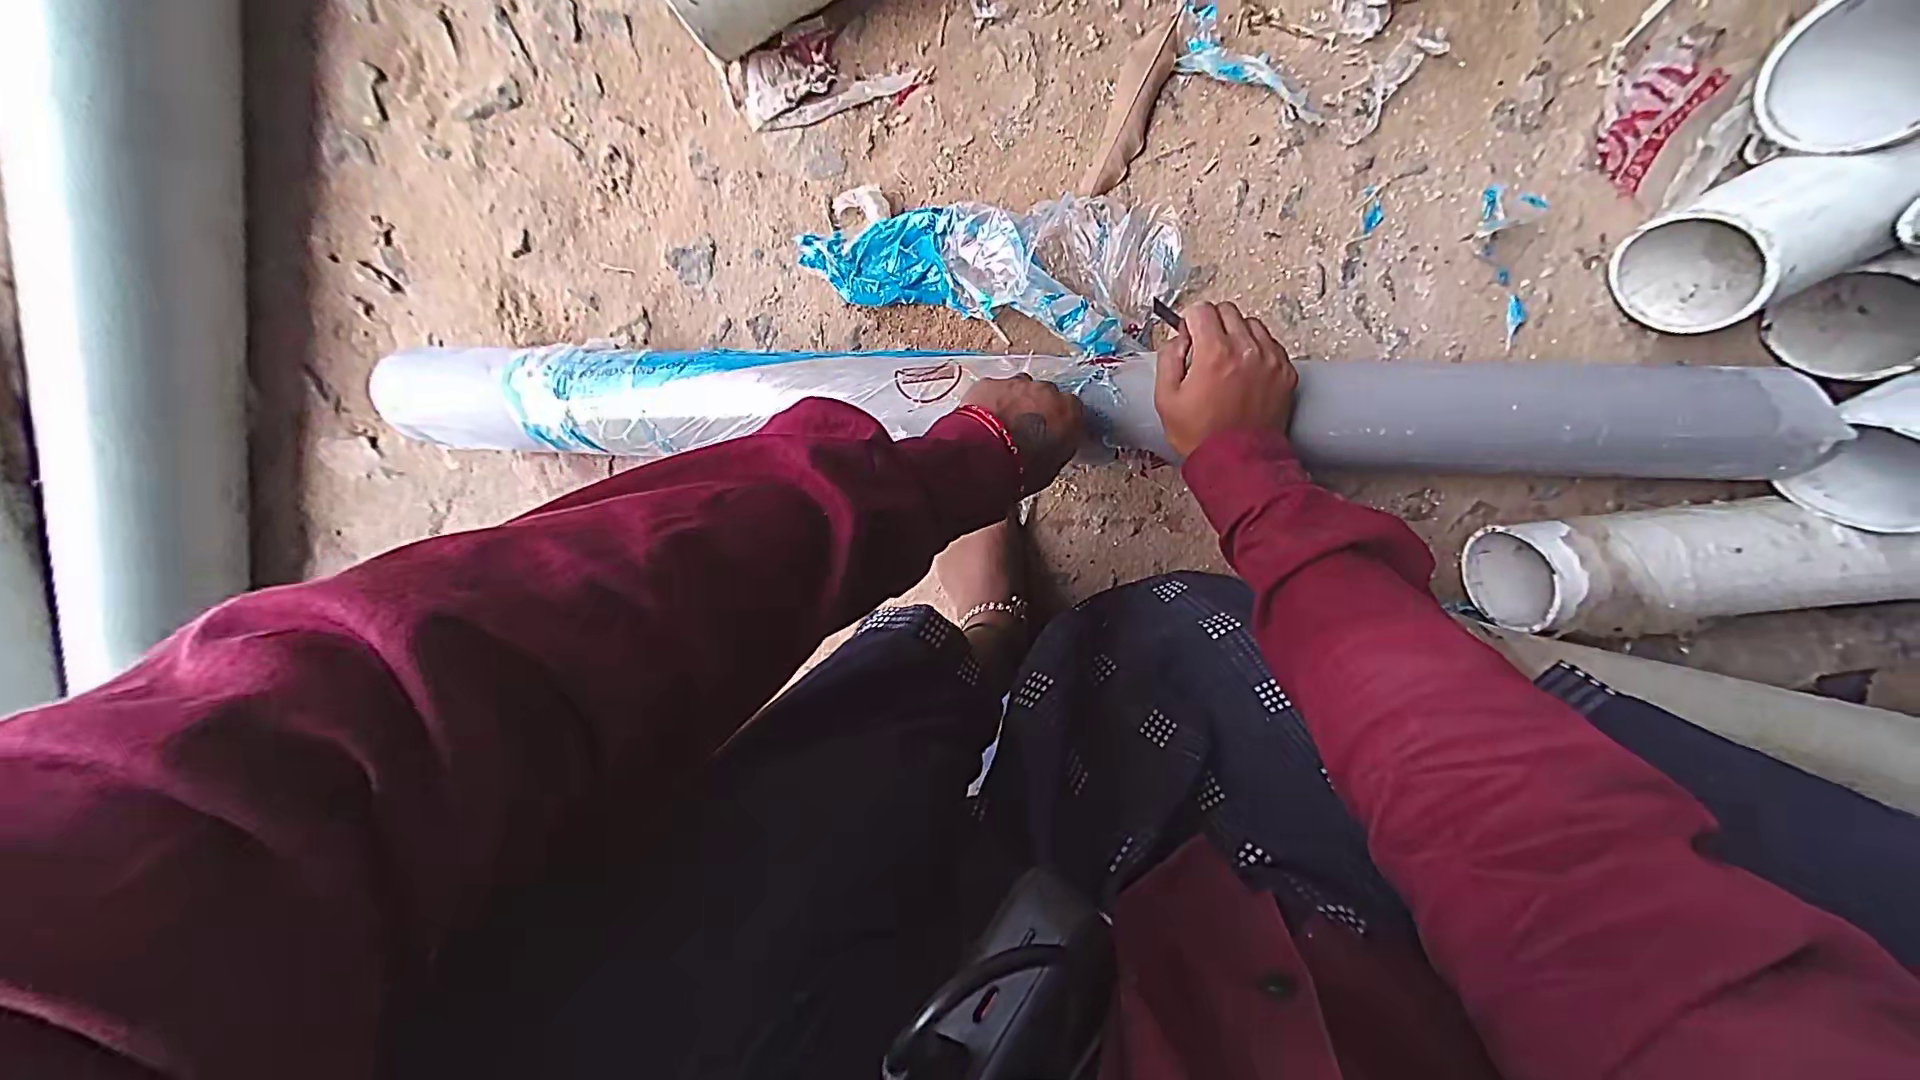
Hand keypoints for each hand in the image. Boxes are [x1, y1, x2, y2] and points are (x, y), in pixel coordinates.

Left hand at [960, 374, 1086, 494]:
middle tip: (1023, 432)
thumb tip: (1047, 451)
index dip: (1059, 424)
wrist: (986, 457)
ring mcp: (1018, 384)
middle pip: (1046, 396)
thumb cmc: (1022, 468)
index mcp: (1070, 413)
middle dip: (1037, 410)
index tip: (1051, 435)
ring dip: (1014, 403)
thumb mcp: (1050, 469)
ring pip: (1020, 388)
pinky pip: (993, 390)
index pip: (1072, 412)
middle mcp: (1048, 392)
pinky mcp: (991, 383)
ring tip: (1002, 426)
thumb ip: (1054, 449)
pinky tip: (982, 420)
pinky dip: (990, 401)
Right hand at [1154, 301, 1297, 457]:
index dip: (1189, 321)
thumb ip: (1168, 359)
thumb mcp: (1166, 399)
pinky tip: (1243, 371)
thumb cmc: (1201, 435)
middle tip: (1204, 348)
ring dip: (1236, 335)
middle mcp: (1246, 350)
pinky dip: (1256, 350)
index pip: (1202, 310)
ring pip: (1251, 324)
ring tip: (1226, 361)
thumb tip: (1178, 340)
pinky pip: (1270, 345)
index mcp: (1214, 353)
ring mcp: (1270, 359)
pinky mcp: (1285, 372)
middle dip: (1212, 324)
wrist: (1237, 460)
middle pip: (1228, 311)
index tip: (1188, 335)